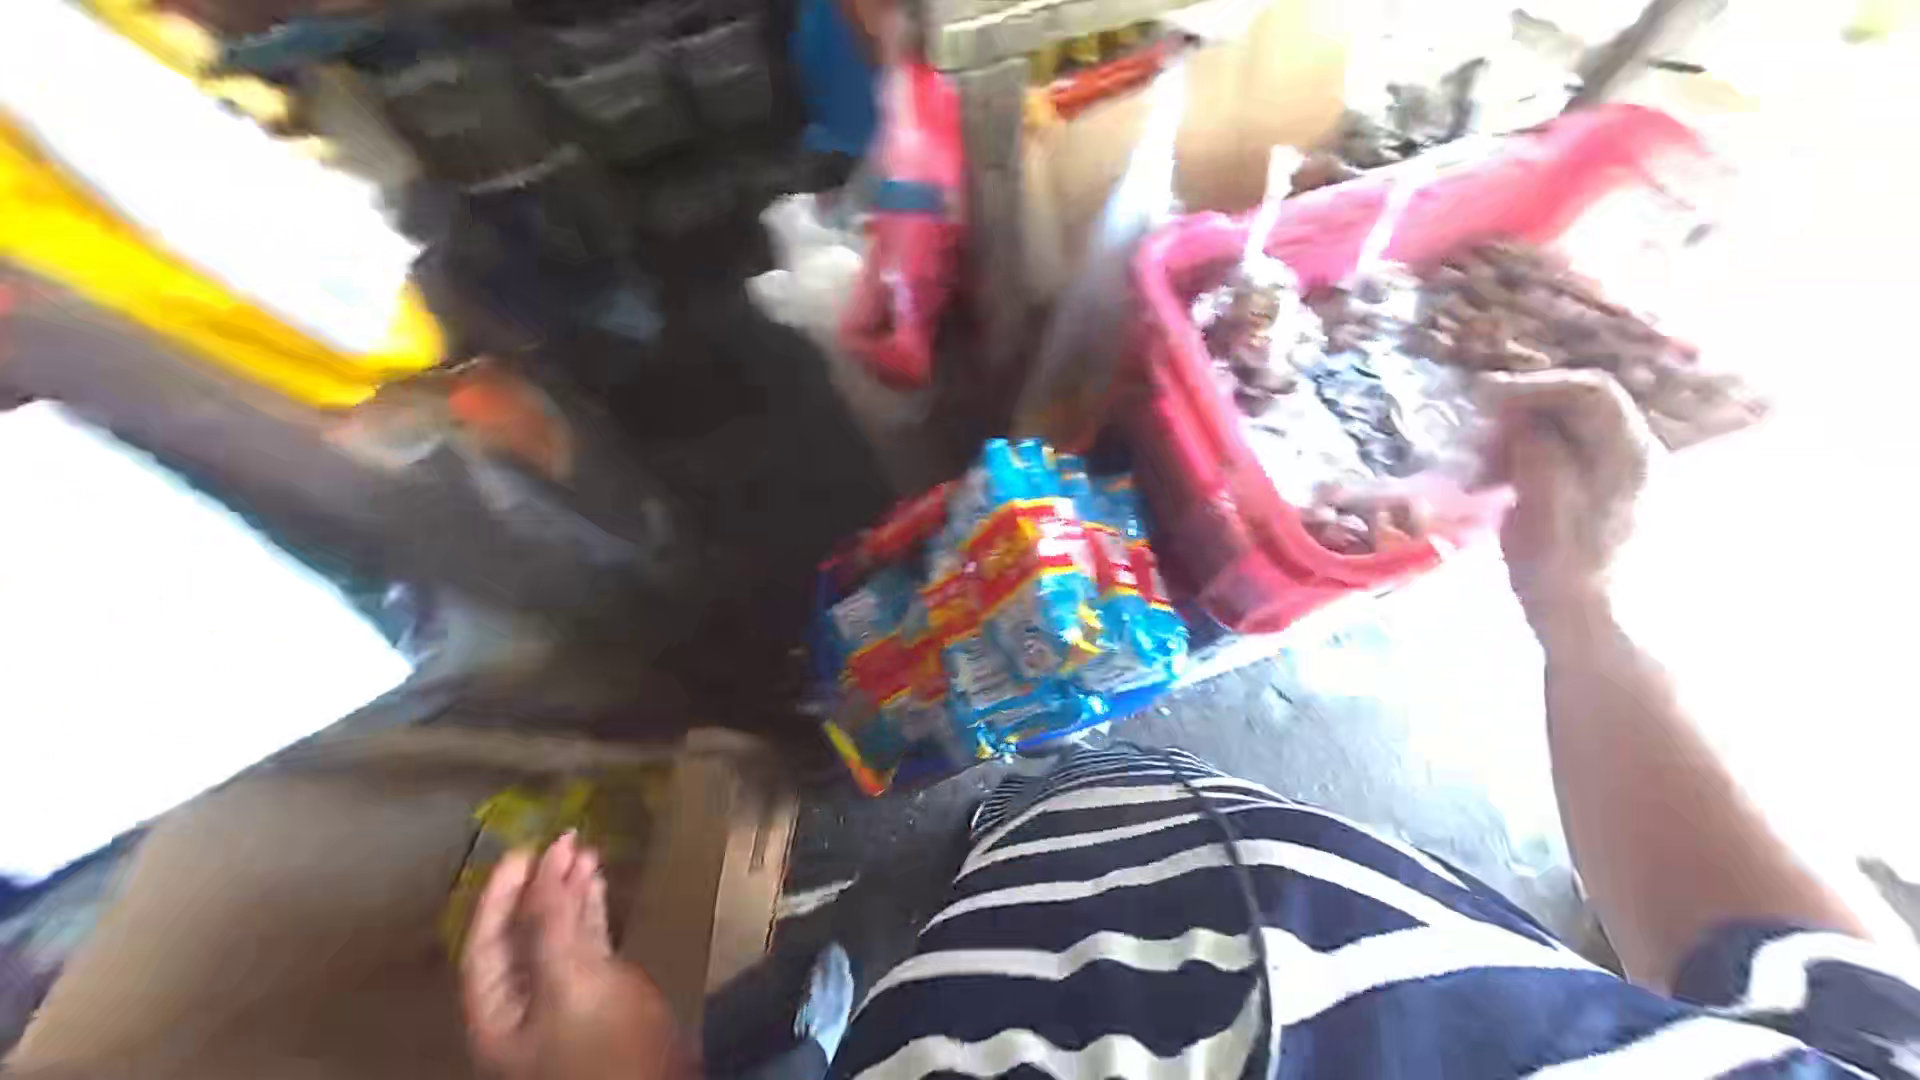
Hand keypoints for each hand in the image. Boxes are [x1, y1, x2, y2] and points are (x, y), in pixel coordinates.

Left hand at [461, 833, 692, 1079]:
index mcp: (498, 1012)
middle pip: (521, 933)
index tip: (523, 851)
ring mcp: (562, 993)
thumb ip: (553, 929)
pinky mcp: (598, 986)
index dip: (499, 897)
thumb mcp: (572, 985)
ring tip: (585, 850)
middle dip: (538, 886)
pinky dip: (589, 906)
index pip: (485, 944)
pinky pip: (585, 936)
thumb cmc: (603, 1047)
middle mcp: (524, 1000)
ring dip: (568, 890)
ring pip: (556, 930)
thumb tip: (545, 871)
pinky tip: (597, 881)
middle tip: (562, 841)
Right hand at [1483, 370, 1655, 625]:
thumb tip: (1518, 414)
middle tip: (1471, 442)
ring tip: (1476, 472)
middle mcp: (1636, 460)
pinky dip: (1521, 465)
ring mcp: (1620, 483)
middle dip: (1517, 417)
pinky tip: (1493, 488)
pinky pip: (1558, 464)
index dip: (1531, 386)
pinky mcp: (1598, 504)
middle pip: (1577, 412)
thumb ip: (1536, 452)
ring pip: (1564, 438)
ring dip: (1514, 443)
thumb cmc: (1568, 573)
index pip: (1588, 392)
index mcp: (1631, 456)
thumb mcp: (1542, 506)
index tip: (1478, 399)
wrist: (1599, 631)